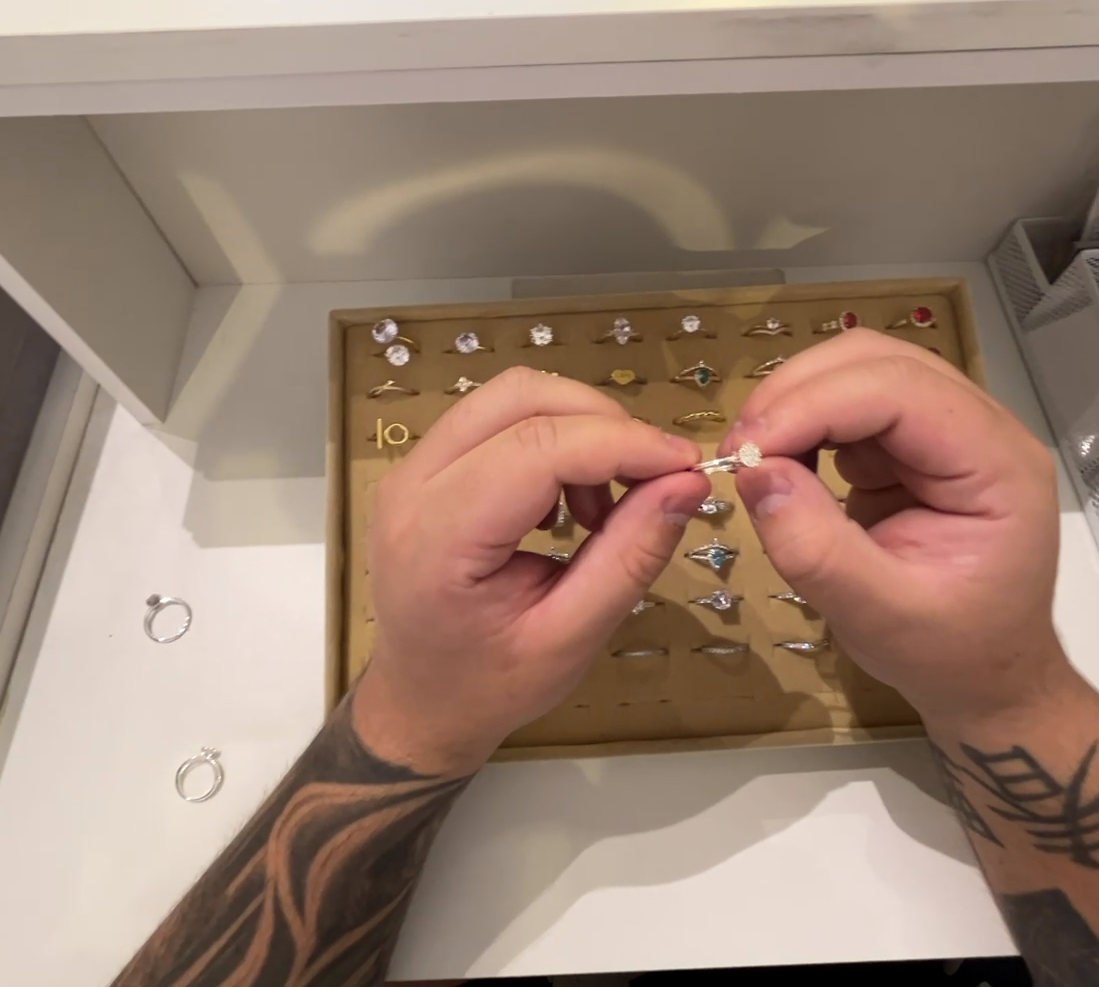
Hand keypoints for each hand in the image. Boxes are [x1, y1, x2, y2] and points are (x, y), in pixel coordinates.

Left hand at [356, 368, 709, 774]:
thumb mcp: (571, 640)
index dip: (623, 444)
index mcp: (436, 537)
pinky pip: (499, 418)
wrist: (417, 702)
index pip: (537, 449)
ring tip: (601, 505)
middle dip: (602, 422)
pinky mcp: (425, 465)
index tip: (687, 466)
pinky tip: (567, 500)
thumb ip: (630, 558)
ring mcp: (412, 467)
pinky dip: (553, 438)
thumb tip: (686, 484)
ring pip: (510, 396)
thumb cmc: (487, 686)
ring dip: (578, 428)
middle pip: (520, 396)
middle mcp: (411, 483)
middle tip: (649, 480)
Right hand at [725, 329, 1069, 726]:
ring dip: (792, 403)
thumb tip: (753, 473)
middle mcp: (977, 427)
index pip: (900, 391)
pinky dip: (799, 424)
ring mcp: (942, 430)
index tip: (744, 454)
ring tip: (753, 458)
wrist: (981, 675)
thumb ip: (815, 549)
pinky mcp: (907, 443)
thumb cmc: (946, 652)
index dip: (812, 407)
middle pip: (876, 360)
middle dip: (795, 394)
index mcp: (995, 464)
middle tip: (739, 452)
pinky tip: (782, 465)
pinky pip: (843, 404)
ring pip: (854, 370)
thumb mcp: (877, 617)